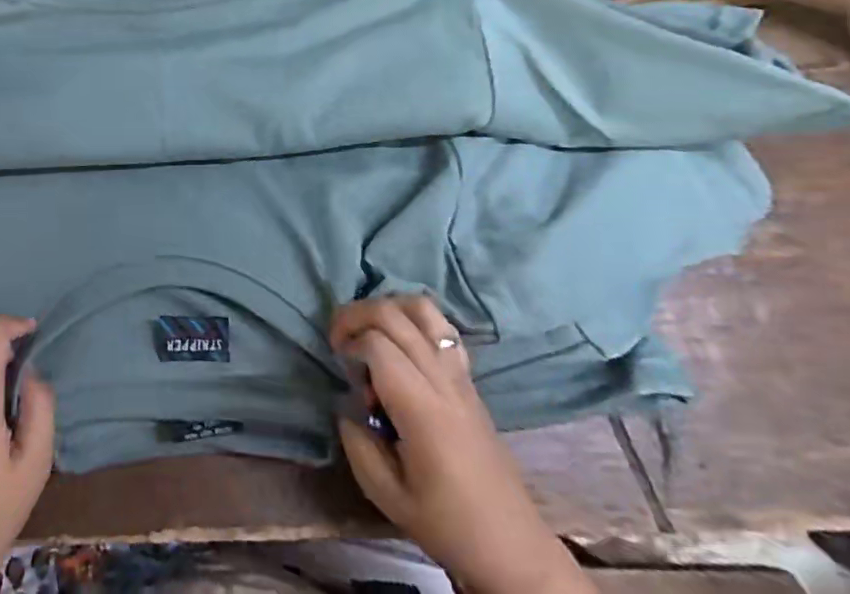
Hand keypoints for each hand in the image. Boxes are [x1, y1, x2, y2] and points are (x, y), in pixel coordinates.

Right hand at [333, 296, 593, 593]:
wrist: (510, 543)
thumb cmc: (446, 523)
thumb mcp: (385, 493)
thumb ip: (356, 441)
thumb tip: (347, 402)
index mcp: (422, 410)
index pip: (378, 344)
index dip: (349, 343)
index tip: (340, 367)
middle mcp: (443, 381)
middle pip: (395, 315)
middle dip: (356, 314)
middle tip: (339, 340)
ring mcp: (460, 375)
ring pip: (423, 309)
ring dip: (387, 306)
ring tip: (367, 330)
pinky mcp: (469, 379)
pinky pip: (441, 327)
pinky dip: (412, 317)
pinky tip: (398, 340)